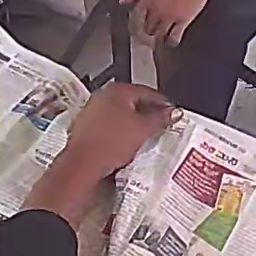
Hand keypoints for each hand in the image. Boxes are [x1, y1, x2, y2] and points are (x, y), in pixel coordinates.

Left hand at [24, 84, 178, 222]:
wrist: (83, 164)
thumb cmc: (111, 142)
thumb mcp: (144, 129)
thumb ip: (161, 118)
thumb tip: (173, 113)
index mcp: (117, 91)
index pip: (146, 92)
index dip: (162, 102)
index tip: (171, 112)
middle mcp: (101, 98)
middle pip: (131, 102)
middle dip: (147, 113)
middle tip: (160, 124)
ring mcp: (91, 113)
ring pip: (119, 115)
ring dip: (132, 124)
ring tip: (145, 136)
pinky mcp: (85, 129)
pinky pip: (108, 127)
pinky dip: (119, 133)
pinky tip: (127, 144)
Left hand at [122, 0, 219, 45]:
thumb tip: (123, 2)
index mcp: (147, 0)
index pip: (134, 19)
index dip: (134, 27)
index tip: (135, 31)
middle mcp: (156, 10)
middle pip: (146, 29)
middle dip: (145, 35)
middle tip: (146, 38)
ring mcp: (169, 16)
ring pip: (158, 35)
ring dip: (156, 40)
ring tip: (156, 42)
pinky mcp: (183, 20)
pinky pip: (174, 37)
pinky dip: (171, 42)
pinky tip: (171, 42)